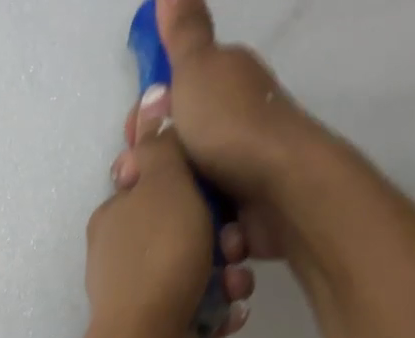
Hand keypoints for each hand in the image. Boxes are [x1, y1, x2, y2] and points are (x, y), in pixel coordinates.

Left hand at [86, 86, 256, 337]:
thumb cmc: (160, 257)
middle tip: (234, 245)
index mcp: (116, 215)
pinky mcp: (162, 326)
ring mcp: (142, 293)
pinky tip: (227, 311)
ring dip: (228, 274)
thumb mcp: (165, 185)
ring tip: (233, 284)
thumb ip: (162, 146)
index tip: (220, 190)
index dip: (196, 184)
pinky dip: (219, 307)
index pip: (158, 182)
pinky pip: (201, 305)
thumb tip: (152, 102)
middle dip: (222, 235)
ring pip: (200, 268)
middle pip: (187, 227)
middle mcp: (124, 254)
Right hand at [113, 0, 332, 261]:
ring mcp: (238, 169)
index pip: (169, 100)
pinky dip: (190, 222)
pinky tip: (178, 227)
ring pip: (183, 183)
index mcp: (224, 84)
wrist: (281, 190)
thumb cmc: (232, 126)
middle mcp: (233, 123)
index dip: (144, 119)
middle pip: (173, 145)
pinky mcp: (241, 211)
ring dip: (166, 195)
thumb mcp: (198, 68)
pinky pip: (203, 216)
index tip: (133, 138)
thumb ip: (183, 33)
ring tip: (154, 207)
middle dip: (150, 162)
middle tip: (135, 179)